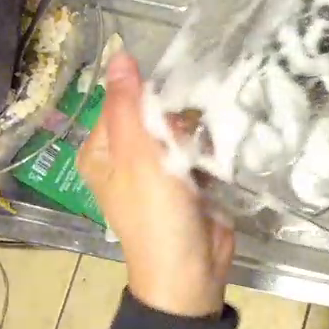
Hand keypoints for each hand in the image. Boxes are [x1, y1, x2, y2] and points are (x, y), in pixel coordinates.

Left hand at [77, 53, 235, 317]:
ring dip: (198, 129)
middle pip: (154, 115)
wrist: (189, 272)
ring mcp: (160, 173)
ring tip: (216, 127)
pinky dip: (211, 147)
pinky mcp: (189, 183)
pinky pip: (199, 152)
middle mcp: (127, 159)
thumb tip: (119, 55)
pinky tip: (226, 143)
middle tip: (199, 115)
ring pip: (180, 132)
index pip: (123, 102)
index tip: (177, 90)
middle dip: (178, 112)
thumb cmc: (156, 214)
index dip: (149, 92)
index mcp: (102, 152)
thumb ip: (129, 106)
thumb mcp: (137, 156)